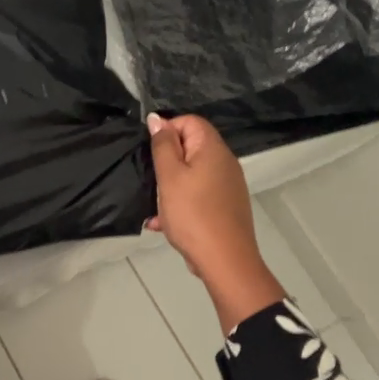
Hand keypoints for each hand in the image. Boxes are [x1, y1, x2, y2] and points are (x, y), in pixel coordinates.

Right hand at [144, 114, 284, 332]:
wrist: (224, 260)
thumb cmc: (193, 214)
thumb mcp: (170, 177)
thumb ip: (163, 145)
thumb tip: (157, 119)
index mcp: (213, 150)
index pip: (190, 121)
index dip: (167, 130)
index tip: (151, 153)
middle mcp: (224, 163)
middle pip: (190, 147)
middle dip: (166, 161)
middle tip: (152, 180)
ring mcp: (227, 185)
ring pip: (191, 173)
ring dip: (169, 185)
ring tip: (154, 205)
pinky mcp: (225, 205)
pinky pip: (197, 193)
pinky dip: (180, 202)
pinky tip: (163, 222)